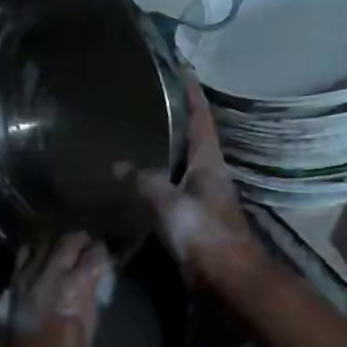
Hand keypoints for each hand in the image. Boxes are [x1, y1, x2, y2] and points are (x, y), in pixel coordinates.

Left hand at [0, 233, 109, 346]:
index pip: (93, 254)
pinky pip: (26, 251)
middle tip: (87, 246)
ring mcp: (30, 273)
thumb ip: (91, 289)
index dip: (101, 251)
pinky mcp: (17, 278)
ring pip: (46, 241)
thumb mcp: (91, 320)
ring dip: (59, 243)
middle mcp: (51, 272)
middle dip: (81, 240)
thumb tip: (95, 272)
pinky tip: (44, 258)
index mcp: (74, 285)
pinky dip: (37, 250)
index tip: (104, 252)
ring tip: (66, 252)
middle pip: (69, 241)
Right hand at [131, 79, 267, 290]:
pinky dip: (160, 174)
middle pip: (195, 137)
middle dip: (178, 117)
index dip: (192, 93)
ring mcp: (204, 194)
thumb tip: (119, 166)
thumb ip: (145, 181)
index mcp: (209, 161)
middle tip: (153, 100)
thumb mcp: (169, 202)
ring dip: (169, 146)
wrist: (227, 276)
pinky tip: (142, 175)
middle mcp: (210, 172)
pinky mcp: (196, 214)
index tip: (182, 69)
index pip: (200, 118)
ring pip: (185, 161)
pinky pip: (176, 185)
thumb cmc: (203, 232)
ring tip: (143, 131)